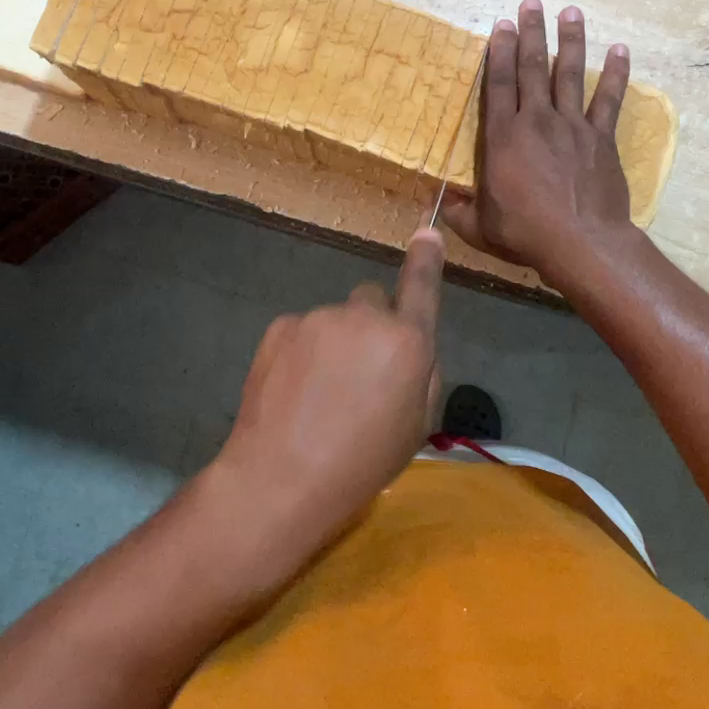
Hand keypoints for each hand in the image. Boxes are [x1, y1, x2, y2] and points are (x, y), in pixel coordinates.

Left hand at [210, 229, 443, 549]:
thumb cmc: (362, 462)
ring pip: (335, 320)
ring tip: (319, 394)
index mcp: (408, 342)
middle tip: (360, 374)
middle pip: (374, 303)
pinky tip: (293, 391)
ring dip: (334, 343)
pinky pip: (302, 331)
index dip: (426, 260)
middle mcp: (365, 318)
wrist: (282, 475)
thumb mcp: (418, 427)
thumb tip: (412, 350)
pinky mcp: (281, 326)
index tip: (428, 232)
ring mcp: (318, 318)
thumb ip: (424, 376)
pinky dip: (301, 352)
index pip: (422, 288)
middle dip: (372, 326)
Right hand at [444, 0, 637, 285]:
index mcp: (502, 138)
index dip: (498, 52)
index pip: (498, 84)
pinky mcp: (600, 139)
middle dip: (531, 33)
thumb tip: (443, 203)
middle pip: (533, 68)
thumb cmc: (524, 233)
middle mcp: (536, 121)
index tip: (501, 25)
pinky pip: (609, 100)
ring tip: (571, 12)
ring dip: (570, 41)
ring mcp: (572, 126)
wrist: (580, 241)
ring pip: (570, 74)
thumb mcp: (478, 227)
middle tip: (532, 3)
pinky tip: (620, 51)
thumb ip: (460, 211)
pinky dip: (615, 74)